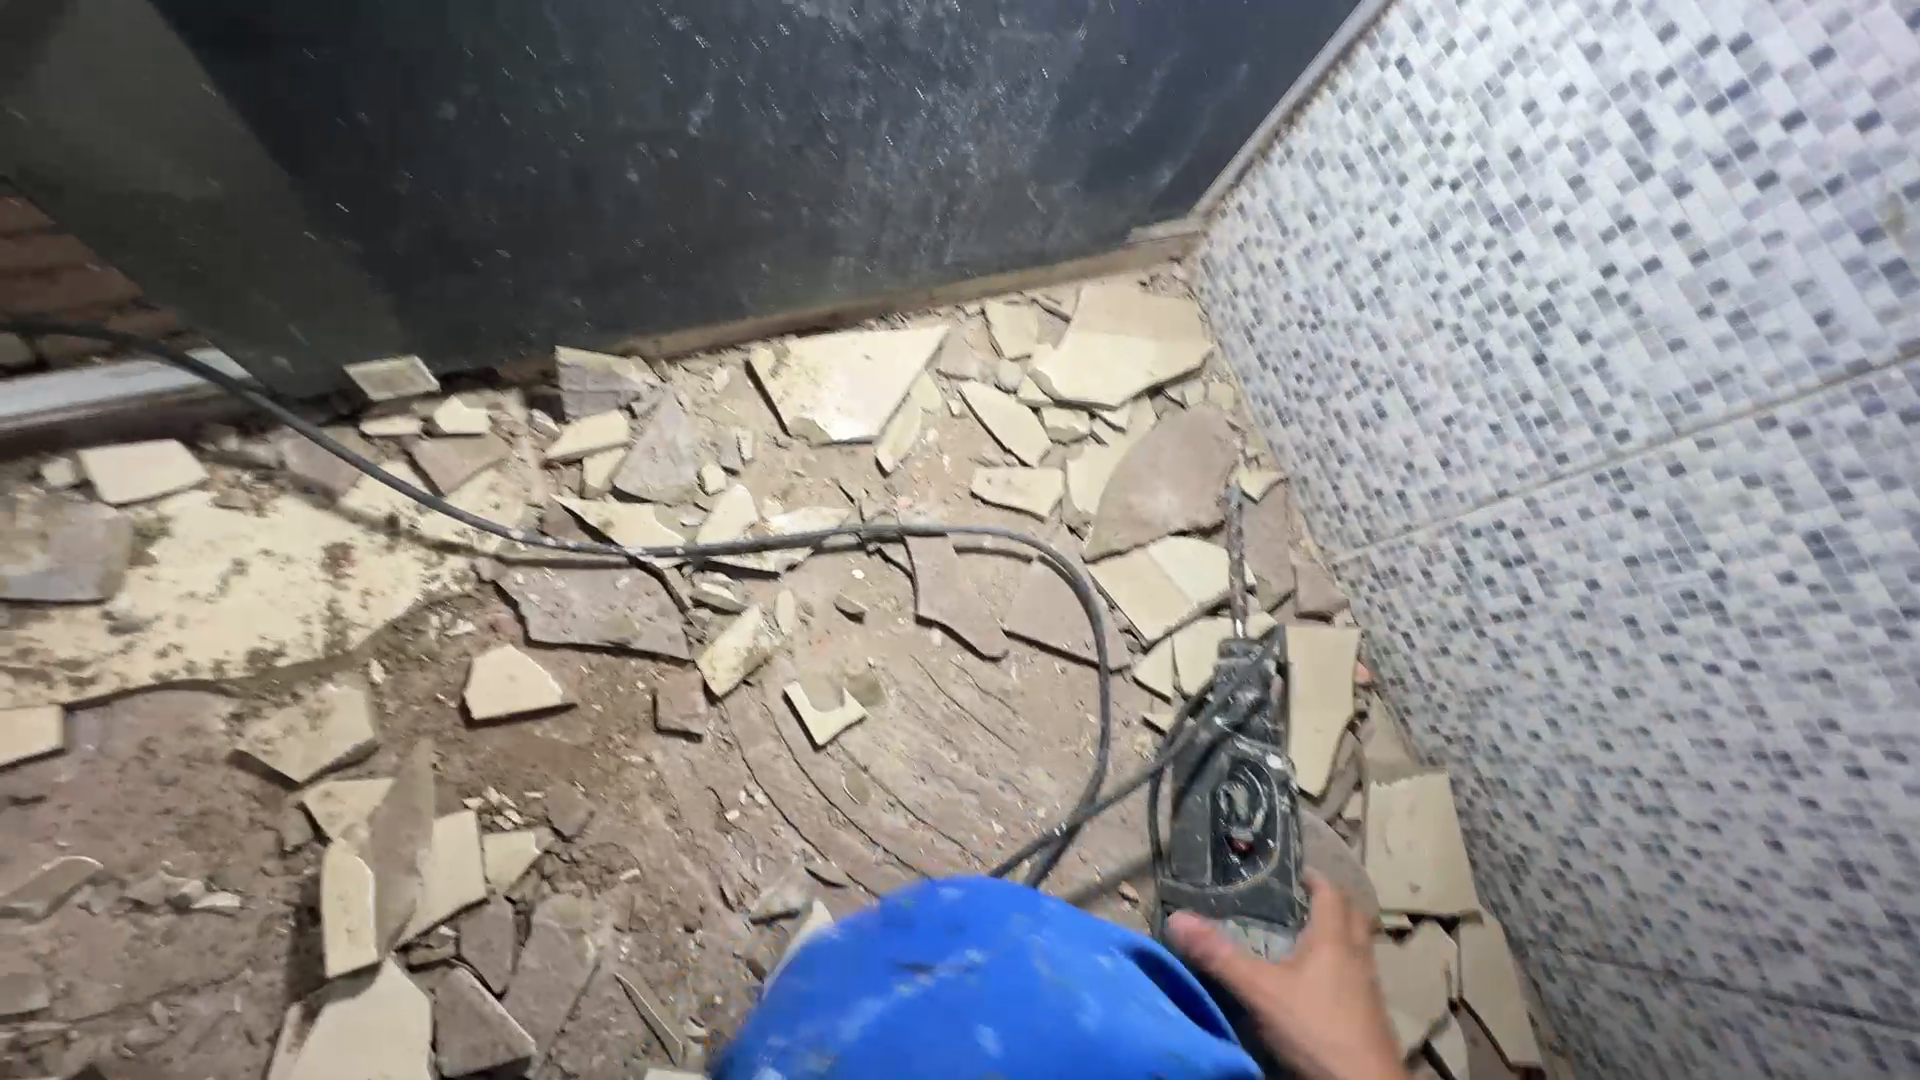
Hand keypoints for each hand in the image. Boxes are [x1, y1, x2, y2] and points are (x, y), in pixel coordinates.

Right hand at [1168, 871, 1407, 1079]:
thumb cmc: (1316, 1029)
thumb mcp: (1259, 991)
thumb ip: (1220, 955)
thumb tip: (1178, 919)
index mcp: (1334, 941)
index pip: (1332, 895)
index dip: (1316, 879)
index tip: (1296, 873)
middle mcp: (1357, 959)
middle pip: (1353, 919)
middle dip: (1330, 907)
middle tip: (1301, 904)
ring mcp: (1369, 993)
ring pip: (1357, 952)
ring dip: (1337, 941)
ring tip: (1304, 943)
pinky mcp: (1372, 1022)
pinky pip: (1357, 982)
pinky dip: (1338, 973)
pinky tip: (1315, 989)